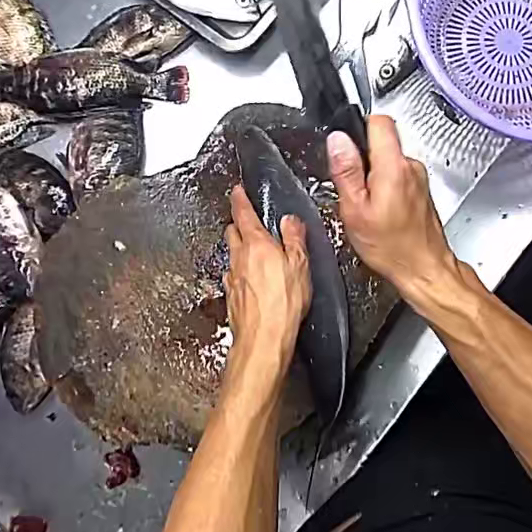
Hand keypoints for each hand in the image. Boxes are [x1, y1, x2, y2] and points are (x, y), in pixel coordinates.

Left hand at [222, 184, 311, 358]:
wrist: (263, 340)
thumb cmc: (282, 305)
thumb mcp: (299, 266)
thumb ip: (294, 240)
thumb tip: (290, 221)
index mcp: (256, 245)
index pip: (243, 214)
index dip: (239, 200)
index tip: (237, 191)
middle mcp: (239, 258)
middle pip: (233, 231)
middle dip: (238, 222)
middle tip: (246, 219)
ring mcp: (233, 277)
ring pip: (231, 253)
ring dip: (239, 247)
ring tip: (252, 248)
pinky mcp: (231, 295)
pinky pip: (233, 274)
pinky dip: (240, 269)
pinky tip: (250, 277)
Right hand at [327, 116, 462, 299]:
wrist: (423, 269)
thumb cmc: (392, 247)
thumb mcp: (355, 210)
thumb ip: (346, 171)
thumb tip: (337, 140)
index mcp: (393, 167)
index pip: (379, 121)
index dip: (358, 126)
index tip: (346, 145)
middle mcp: (411, 167)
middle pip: (382, 140)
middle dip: (362, 157)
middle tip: (353, 186)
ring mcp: (418, 178)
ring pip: (388, 159)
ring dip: (373, 174)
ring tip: (366, 204)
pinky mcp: (420, 189)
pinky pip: (397, 174)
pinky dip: (384, 186)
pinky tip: (379, 210)